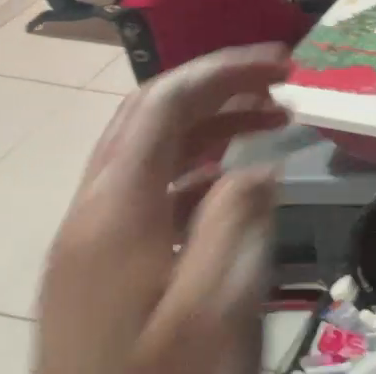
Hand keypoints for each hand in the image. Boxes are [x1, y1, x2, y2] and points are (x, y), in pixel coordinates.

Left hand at [37, 45, 291, 373]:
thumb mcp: (215, 310)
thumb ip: (238, 220)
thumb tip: (257, 166)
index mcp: (114, 211)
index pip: (165, 102)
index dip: (227, 69)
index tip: (287, 64)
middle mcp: (90, 213)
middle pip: (148, 115)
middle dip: (218, 86)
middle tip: (283, 84)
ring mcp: (87, 245)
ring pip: (146, 150)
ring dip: (209, 123)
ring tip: (272, 122)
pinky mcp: (95, 272)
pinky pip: (145, 191)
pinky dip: (194, 166)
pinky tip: (233, 182)